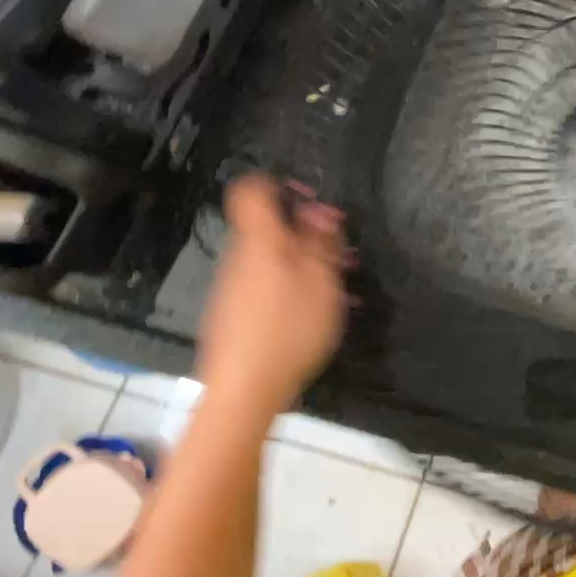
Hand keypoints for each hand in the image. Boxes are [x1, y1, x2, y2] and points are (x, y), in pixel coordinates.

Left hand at [196, 174, 350, 417]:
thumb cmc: (288, 329)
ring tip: (340, 286)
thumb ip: (320, 239)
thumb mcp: (320, 279)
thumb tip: (317, 208)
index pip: (251, 190)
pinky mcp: (233, 316)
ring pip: (272, 258)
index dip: (278, 184)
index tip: (310, 197)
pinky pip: (268, 286)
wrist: (243, 392)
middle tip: (342, 252)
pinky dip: (293, 288)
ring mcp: (233, 288)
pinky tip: (316, 313)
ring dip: (305, 262)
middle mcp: (239, 258)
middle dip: (307, 232)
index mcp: (260, 241)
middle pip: (269, 227)